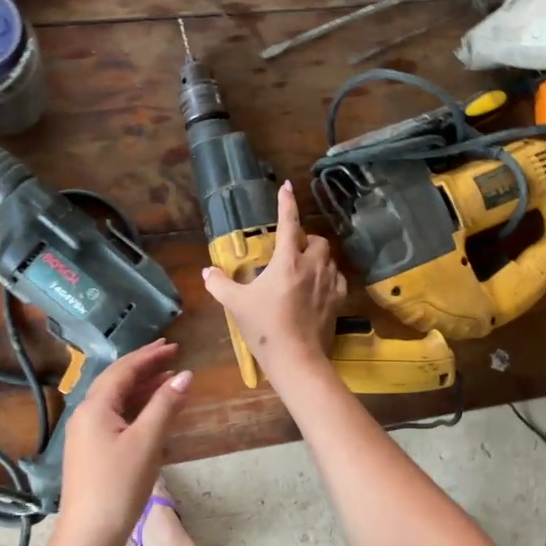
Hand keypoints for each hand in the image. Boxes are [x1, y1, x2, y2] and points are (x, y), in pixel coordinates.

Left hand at [56, 340, 190, 545]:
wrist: (89, 535)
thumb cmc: (118, 486)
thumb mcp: (146, 442)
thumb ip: (165, 405)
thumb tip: (185, 375)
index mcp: (95, 407)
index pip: (123, 370)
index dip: (149, 356)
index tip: (174, 346)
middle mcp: (86, 414)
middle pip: (117, 381)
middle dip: (145, 367)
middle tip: (173, 356)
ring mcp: (86, 434)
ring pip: (117, 400)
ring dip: (143, 388)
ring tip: (170, 381)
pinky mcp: (91, 451)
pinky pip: (116, 417)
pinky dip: (137, 408)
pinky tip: (154, 412)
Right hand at [203, 181, 346, 370]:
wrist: (296, 358)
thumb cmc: (264, 327)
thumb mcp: (235, 304)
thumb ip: (219, 284)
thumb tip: (207, 272)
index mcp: (287, 261)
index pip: (288, 223)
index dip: (286, 203)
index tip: (286, 187)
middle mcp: (312, 266)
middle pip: (316, 240)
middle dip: (305, 239)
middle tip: (292, 248)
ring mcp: (328, 283)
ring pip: (329, 259)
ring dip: (318, 257)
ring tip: (304, 266)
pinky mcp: (338, 301)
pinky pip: (337, 279)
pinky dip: (329, 276)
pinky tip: (319, 286)